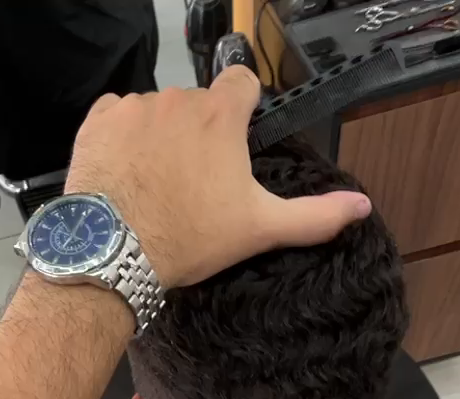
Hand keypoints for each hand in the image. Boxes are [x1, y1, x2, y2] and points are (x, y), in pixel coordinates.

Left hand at [63, 66, 372, 286]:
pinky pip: (116, 117)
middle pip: (196, 104)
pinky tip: (123, 173)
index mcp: (221, 114)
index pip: (241, 83)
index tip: (232, 145)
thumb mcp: (258, 230)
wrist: (113, 253)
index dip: (239, 112)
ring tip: (153, 185)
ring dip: (158, 138)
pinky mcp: (98, 122)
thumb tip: (361, 205)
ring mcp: (134, 107)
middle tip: (190, 184)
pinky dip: (121, 139)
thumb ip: (312, 216)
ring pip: (155, 112)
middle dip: (196, 134)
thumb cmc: (189, 238)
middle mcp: (178, 98)